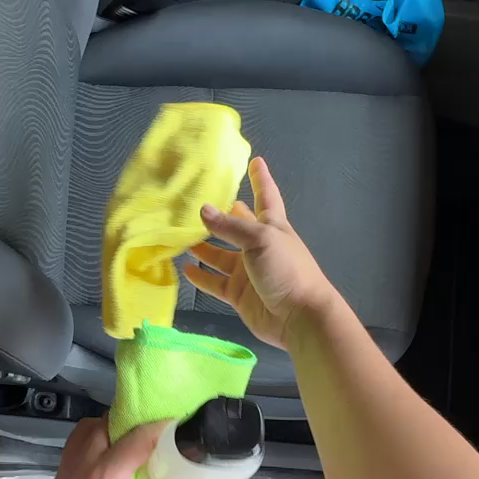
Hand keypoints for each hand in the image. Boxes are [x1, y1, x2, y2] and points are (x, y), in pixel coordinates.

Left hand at [7, 419, 203, 478]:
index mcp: (103, 477)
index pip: (136, 439)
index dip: (159, 428)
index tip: (180, 426)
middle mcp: (80, 467)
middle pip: (104, 426)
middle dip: (129, 425)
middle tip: (155, 440)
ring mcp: (63, 475)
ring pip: (84, 435)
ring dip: (108, 432)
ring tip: (132, 453)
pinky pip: (75, 452)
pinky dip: (94, 447)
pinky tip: (111, 472)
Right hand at [182, 157, 341, 349]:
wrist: (298, 316)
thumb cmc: (286, 269)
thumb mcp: (259, 239)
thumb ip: (229, 226)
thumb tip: (202, 210)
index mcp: (272, 225)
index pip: (265, 196)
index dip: (260, 179)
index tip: (255, 161)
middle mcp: (258, 246)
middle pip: (236, 226)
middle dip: (220, 216)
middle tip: (194, 204)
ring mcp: (248, 271)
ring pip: (220, 255)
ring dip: (203, 248)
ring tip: (180, 238)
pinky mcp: (239, 295)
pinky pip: (215, 282)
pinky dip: (201, 277)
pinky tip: (186, 269)